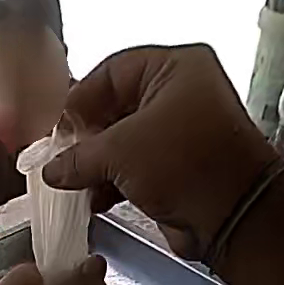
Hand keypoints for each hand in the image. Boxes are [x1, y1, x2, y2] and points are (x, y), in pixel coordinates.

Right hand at [43, 44, 279, 259]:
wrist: (232, 216)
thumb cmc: (183, 164)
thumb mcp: (122, 151)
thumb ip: (80, 157)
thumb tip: (51, 171)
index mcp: (173, 69)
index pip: (112, 72)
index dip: (80, 99)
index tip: (56, 130)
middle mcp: (177, 96)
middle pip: (115, 109)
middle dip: (86, 139)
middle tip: (60, 161)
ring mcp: (177, 136)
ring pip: (122, 144)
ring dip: (96, 167)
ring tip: (73, 185)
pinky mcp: (175, 171)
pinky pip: (134, 170)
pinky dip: (112, 184)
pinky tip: (92, 201)